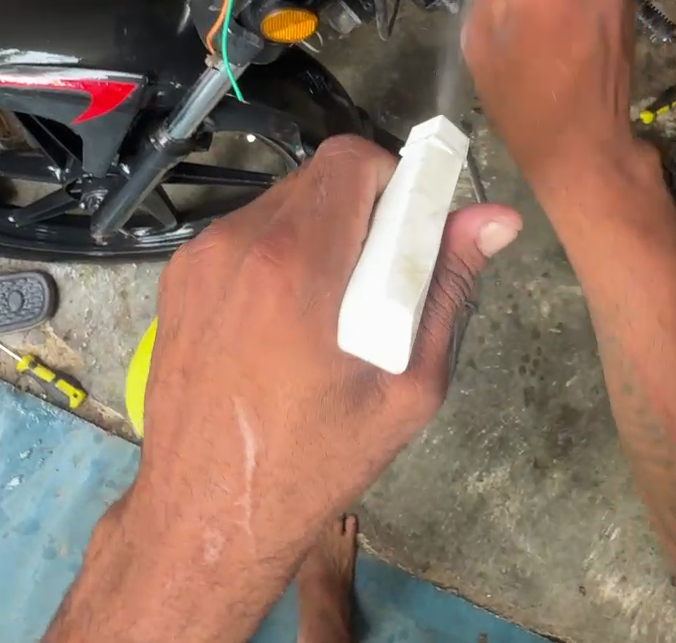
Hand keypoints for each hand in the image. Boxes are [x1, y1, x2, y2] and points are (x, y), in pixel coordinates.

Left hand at [131, 136, 520, 570]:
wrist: (201, 517)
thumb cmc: (314, 461)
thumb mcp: (407, 387)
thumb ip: (450, 288)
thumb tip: (497, 219)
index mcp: (298, 263)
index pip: (351, 158)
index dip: (392, 178)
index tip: (405, 231)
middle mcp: (239, 242)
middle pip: (319, 177)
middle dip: (361, 208)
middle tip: (377, 279)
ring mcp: (200, 256)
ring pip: (283, 201)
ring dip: (321, 230)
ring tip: (331, 306)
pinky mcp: (179, 275)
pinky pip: (247, 231)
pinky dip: (280, 251)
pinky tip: (285, 317)